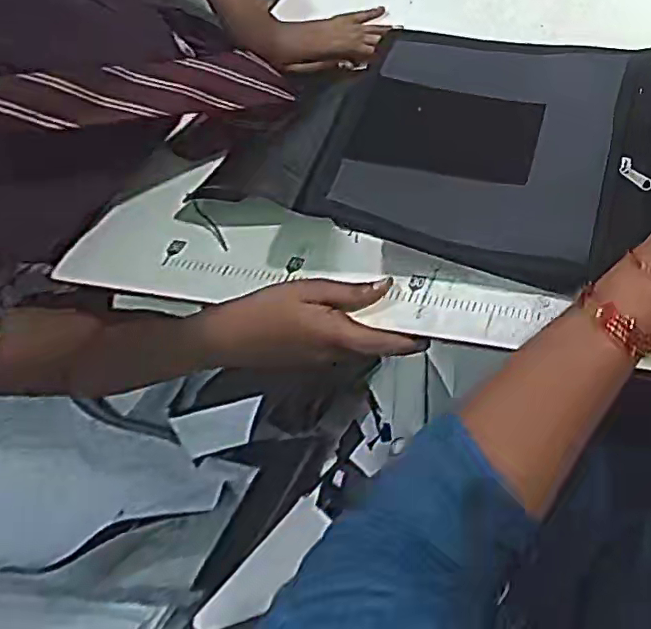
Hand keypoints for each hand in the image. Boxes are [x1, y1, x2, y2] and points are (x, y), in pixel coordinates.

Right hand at [188, 279, 422, 367]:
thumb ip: (349, 292)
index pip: (384, 343)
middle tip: (414, 315)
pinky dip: (355, 335)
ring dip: (376, 334)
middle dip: (397, 335)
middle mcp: (332, 354)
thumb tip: (382, 289)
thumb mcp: (309, 290)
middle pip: (375, 347)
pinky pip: (341, 349)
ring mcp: (318, 361)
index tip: (429, 335)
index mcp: (337, 336)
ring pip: (358, 349)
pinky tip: (354, 319)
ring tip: (389, 311)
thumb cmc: (261, 312)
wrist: (221, 339)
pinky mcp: (306, 361)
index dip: (409, 341)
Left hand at [239, 7, 390, 71]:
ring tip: (398, 29)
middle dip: (387, 41)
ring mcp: (336, 25)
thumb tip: (349, 66)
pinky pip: (355, 16)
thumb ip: (329, 67)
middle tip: (403, 41)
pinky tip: (379, 11)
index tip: (390, 59)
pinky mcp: (332, 21)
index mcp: (334, 48)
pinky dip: (369, 13)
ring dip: (383, 29)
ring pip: (366, 26)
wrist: (266, 38)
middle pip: (370, 37)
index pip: (365, 52)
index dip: (378, 56)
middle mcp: (338, 33)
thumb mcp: (305, 69)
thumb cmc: (283, 56)